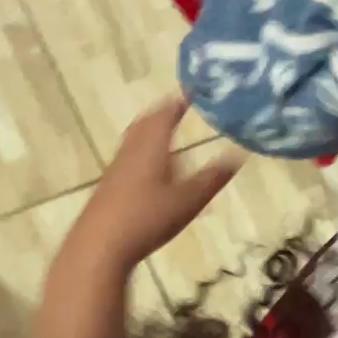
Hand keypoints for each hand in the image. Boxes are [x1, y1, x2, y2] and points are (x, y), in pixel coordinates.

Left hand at [61, 98, 243, 271]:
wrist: (98, 248)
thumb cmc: (147, 218)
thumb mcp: (189, 199)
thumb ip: (214, 176)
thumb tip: (239, 153)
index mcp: (151, 148)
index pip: (165, 115)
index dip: (179, 101)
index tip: (193, 89)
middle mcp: (130, 152)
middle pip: (144, 124)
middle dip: (162, 112)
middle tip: (178, 105)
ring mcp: (116, 170)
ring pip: (134, 140)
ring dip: (150, 131)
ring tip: (166, 130)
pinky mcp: (109, 188)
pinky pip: (129, 157)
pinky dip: (144, 150)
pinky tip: (153, 168)